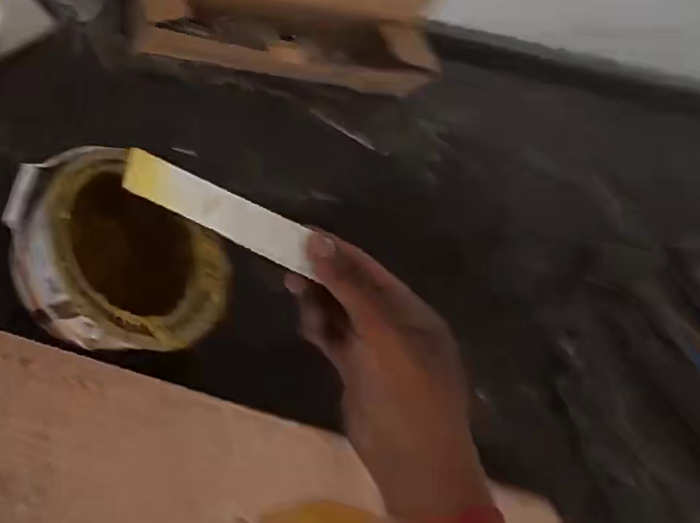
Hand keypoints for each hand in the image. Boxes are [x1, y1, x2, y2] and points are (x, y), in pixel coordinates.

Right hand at [287, 233, 492, 520]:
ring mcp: (375, 349)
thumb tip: (315, 238)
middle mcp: (395, 327)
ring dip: (316, 302)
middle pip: (350, 288)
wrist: (413, 467)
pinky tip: (309, 331)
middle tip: (287, 265)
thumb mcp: (379, 333)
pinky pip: (330, 334)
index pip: (369, 270)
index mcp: (413, 315)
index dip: (336, 249)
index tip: (298, 232)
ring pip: (336, 310)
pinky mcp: (356, 368)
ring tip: (297, 299)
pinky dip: (317, 327)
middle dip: (321, 275)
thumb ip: (347, 285)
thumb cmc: (406, 394)